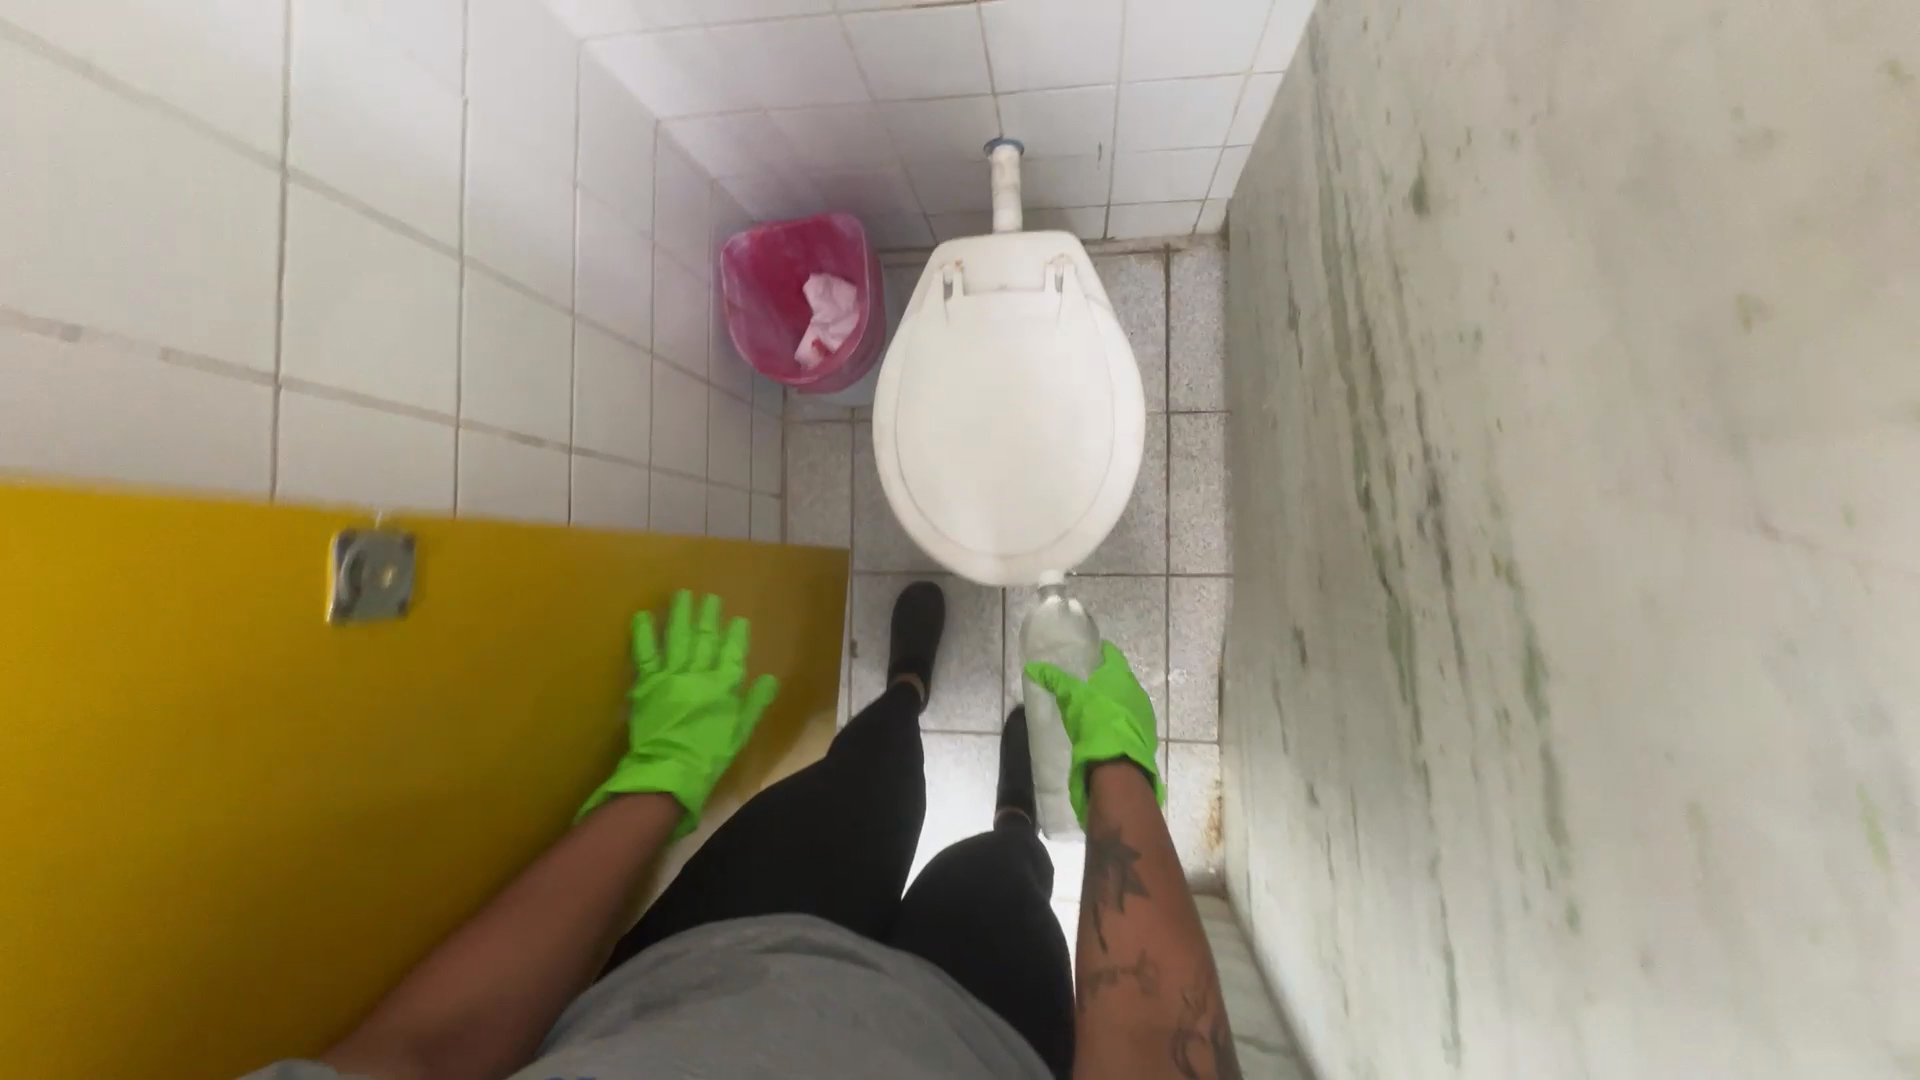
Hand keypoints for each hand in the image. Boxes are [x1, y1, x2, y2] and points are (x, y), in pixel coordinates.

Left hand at [578, 591, 779, 835]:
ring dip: (680, 615)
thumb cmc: (710, 755)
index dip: (736, 635)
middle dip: (708, 616)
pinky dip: (644, 634)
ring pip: (677, 638)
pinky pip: (645, 654)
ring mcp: (670, 676)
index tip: (738, 619)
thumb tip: (769, 679)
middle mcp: (698, 673)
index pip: (732, 652)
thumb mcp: (741, 732)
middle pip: (704, 639)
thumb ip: (755, 703)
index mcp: (724, 685)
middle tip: (709, 597)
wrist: (669, 771)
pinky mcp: (646, 684)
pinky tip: (644, 616)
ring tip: (682, 595)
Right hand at [1024, 641, 1163, 827]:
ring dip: (1114, 701)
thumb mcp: (1069, 697)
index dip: (1100, 651)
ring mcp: (1144, 713)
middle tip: (1087, 682)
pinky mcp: (1147, 734)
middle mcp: (1136, 689)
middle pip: (1120, 677)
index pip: (1112, 653)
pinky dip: (1120, 721)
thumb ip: (1053, 680)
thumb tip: (1031, 667)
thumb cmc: (1093, 719)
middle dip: (1106, 679)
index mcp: (1120, 674)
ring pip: (1127, 700)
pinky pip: (1131, 721)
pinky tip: (1107, 729)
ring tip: (1096, 708)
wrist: (1117, 762)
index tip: (1089, 654)